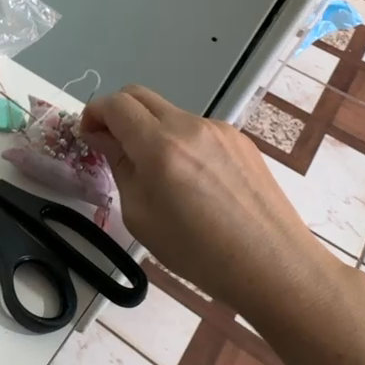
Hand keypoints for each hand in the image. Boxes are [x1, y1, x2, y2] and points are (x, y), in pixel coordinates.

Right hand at [80, 84, 343, 317]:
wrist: (276, 268)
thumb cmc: (200, 253)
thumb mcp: (140, 216)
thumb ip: (119, 167)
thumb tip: (105, 139)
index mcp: (160, 147)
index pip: (114, 104)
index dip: (93, 113)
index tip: (87, 135)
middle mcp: (189, 127)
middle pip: (138, 95)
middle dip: (116, 112)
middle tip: (110, 143)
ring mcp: (219, 130)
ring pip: (168, 113)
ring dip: (149, 129)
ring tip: (155, 172)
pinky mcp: (241, 141)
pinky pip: (196, 129)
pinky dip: (178, 141)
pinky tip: (191, 180)